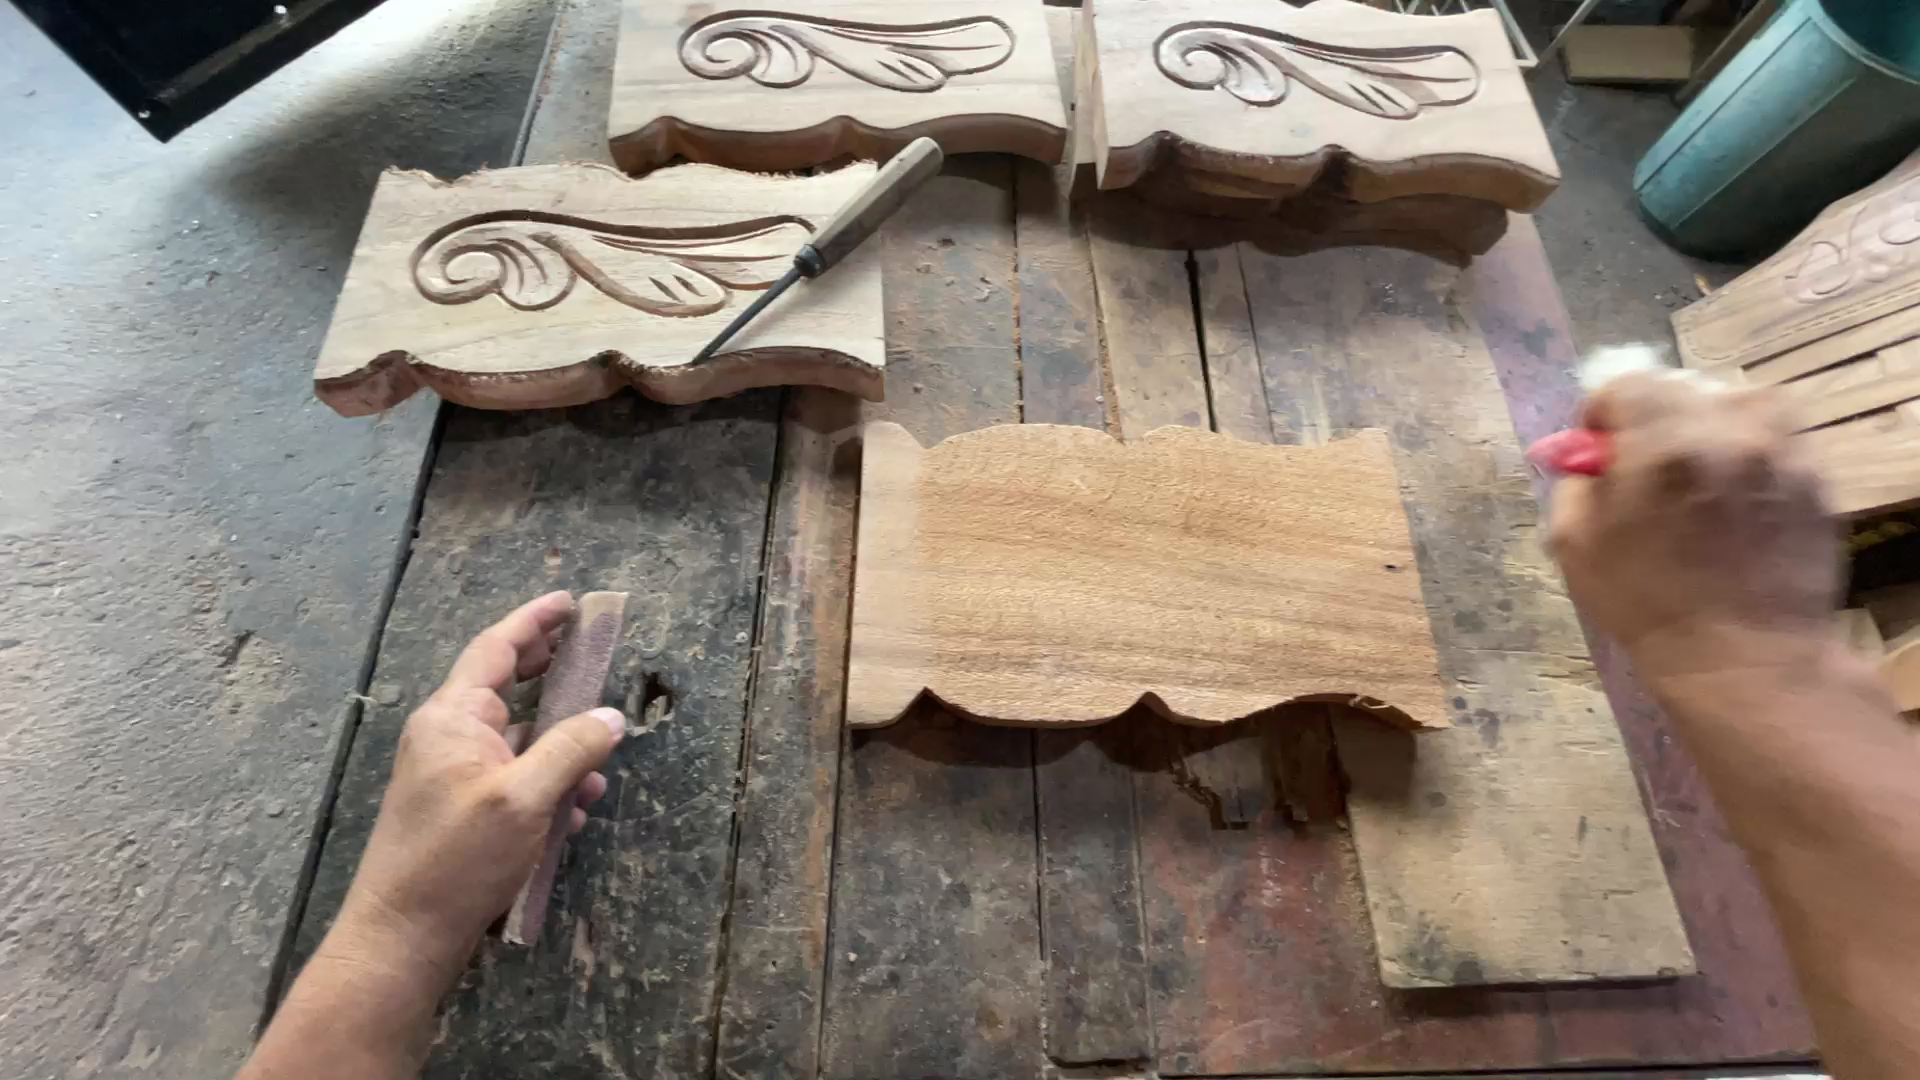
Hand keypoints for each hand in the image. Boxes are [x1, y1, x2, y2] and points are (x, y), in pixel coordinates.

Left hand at [331, 591, 624, 981]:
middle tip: (589, 650)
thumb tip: (612, 716)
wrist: (402, 941)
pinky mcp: (470, 805)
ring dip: (564, 745)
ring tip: (598, 770)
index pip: (495, 649)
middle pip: (506, 682)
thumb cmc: (456, 859)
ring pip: (524, 735)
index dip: (534, 621)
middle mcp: (452, 736)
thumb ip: (573, 747)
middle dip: (550, 668)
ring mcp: (459, 772)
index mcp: (453, 719)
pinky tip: (575, 812)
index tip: (570, 602)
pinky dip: (553, 781)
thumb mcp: (525, 798)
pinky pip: (522, 773)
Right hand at [1548, 372, 1841, 682]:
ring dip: (1710, 418)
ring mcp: (1784, 457)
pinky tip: (1729, 488)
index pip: (1629, 385)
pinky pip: (1780, 438)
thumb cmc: (1639, 597)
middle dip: (1651, 414)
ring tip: (1693, 458)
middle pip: (1686, 387)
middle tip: (1638, 457)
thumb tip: (1586, 459)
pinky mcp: (1818, 482)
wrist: (1739, 649)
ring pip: (1745, 400)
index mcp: (1660, 449)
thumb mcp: (1572, 540)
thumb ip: (1576, 484)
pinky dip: (1748, 447)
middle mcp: (1728, 437)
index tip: (1595, 447)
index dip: (1601, 411)